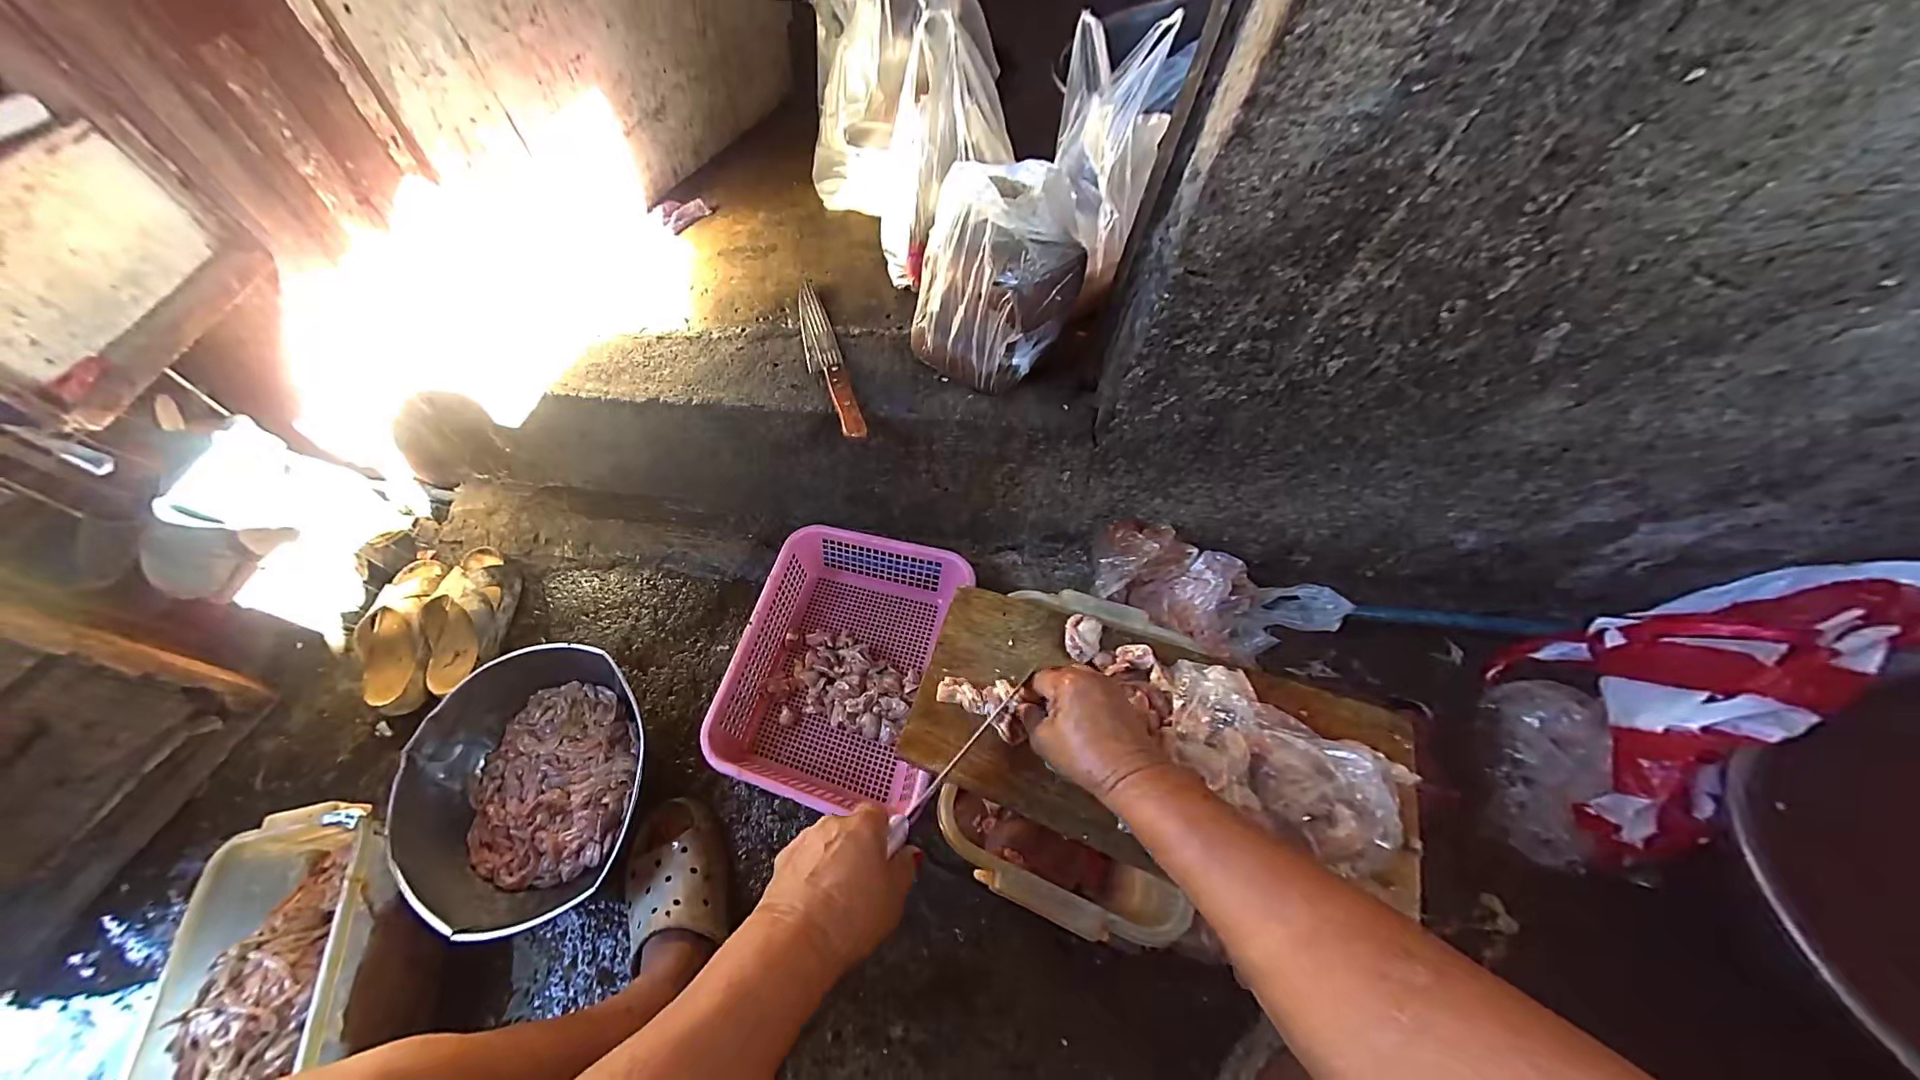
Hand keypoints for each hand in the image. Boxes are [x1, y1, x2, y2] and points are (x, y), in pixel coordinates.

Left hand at [755, 805, 917, 971]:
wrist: (793, 943)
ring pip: (827, 846)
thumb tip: (907, 855)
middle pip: (852, 829)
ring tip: (838, 902)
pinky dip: (811, 878)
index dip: (886, 836)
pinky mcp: (781, 862)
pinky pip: (805, 863)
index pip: (880, 815)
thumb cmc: (848, 918)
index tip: (889, 859)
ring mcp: (804, 841)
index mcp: (864, 824)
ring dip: (833, 864)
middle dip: (859, 850)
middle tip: (867, 885)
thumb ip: (905, 867)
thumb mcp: (895, 897)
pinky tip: (816, 907)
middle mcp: (832, 824)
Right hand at [1030, 665, 1169, 804]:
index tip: (1029, 713)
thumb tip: (1026, 708)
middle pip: (1060, 677)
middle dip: (1052, 694)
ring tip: (1071, 724)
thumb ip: (1029, 718)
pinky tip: (1089, 727)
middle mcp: (1089, 675)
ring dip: (1072, 698)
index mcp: (1066, 681)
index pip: (1037, 679)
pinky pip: (1098, 693)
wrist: (1129, 772)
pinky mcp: (1123, 697)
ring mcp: (1109, 685)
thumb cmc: (1083, 756)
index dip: (1029, 696)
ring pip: (1080, 684)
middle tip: (1049, 720)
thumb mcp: (1043, 740)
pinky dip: (1090, 704)